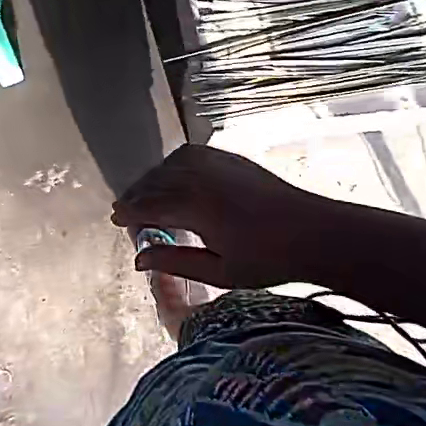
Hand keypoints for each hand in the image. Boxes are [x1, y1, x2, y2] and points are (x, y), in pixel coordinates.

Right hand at [112, 145, 336, 287]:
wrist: (311, 231)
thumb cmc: (266, 260)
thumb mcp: (218, 271)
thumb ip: (175, 261)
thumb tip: (139, 259)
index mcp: (196, 205)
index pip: (150, 205)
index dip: (129, 212)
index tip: (114, 219)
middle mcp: (202, 176)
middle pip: (156, 181)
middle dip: (137, 195)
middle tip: (125, 211)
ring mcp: (218, 162)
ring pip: (172, 163)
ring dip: (154, 178)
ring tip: (147, 195)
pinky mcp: (231, 158)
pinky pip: (191, 154)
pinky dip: (174, 164)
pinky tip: (175, 177)